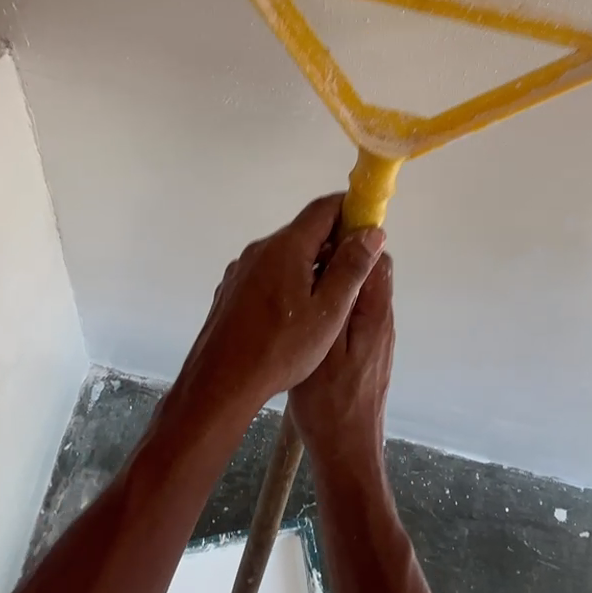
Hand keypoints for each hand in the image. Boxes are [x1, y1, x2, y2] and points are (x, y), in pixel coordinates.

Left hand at [175, 195, 387, 415]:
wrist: (220, 383)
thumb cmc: (280, 349)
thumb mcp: (328, 312)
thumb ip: (351, 268)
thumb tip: (371, 234)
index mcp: (285, 247)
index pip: (323, 209)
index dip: (350, 210)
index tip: (368, 226)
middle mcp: (260, 249)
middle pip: (303, 231)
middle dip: (333, 242)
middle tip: (356, 270)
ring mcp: (241, 268)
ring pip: (285, 254)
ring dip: (310, 264)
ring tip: (328, 299)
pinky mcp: (231, 288)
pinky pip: (267, 272)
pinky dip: (288, 279)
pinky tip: (294, 313)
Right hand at [291, 250, 394, 465]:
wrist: (346, 454)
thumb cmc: (328, 403)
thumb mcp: (324, 347)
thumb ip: (340, 297)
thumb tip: (356, 249)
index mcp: (375, 313)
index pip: (375, 256)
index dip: (351, 239)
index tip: (317, 239)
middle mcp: (381, 319)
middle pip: (366, 271)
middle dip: (337, 259)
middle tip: (300, 267)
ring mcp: (375, 337)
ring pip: (357, 292)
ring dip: (332, 283)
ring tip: (298, 291)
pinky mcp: (366, 352)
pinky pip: (352, 313)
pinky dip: (332, 306)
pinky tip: (305, 319)